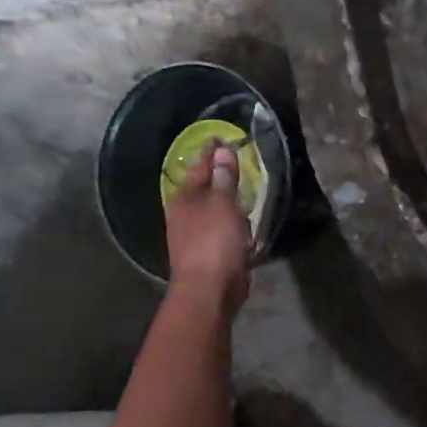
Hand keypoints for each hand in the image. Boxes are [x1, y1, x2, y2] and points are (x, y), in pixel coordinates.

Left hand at [165, 144, 251, 308]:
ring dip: (225, 199)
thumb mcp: (222, 204)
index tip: (221, 137)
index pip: (199, 167)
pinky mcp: (209, 251)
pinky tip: (242, 220)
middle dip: (217, 175)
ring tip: (241, 187)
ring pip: (213, 208)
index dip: (211, 152)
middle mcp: (185, 214)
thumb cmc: (214, 241)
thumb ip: (224, 178)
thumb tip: (223, 151)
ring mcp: (195, 234)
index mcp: (184, 198)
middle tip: (234, 160)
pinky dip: (231, 220)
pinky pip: (222, 228)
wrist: (209, 288)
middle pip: (204, 188)